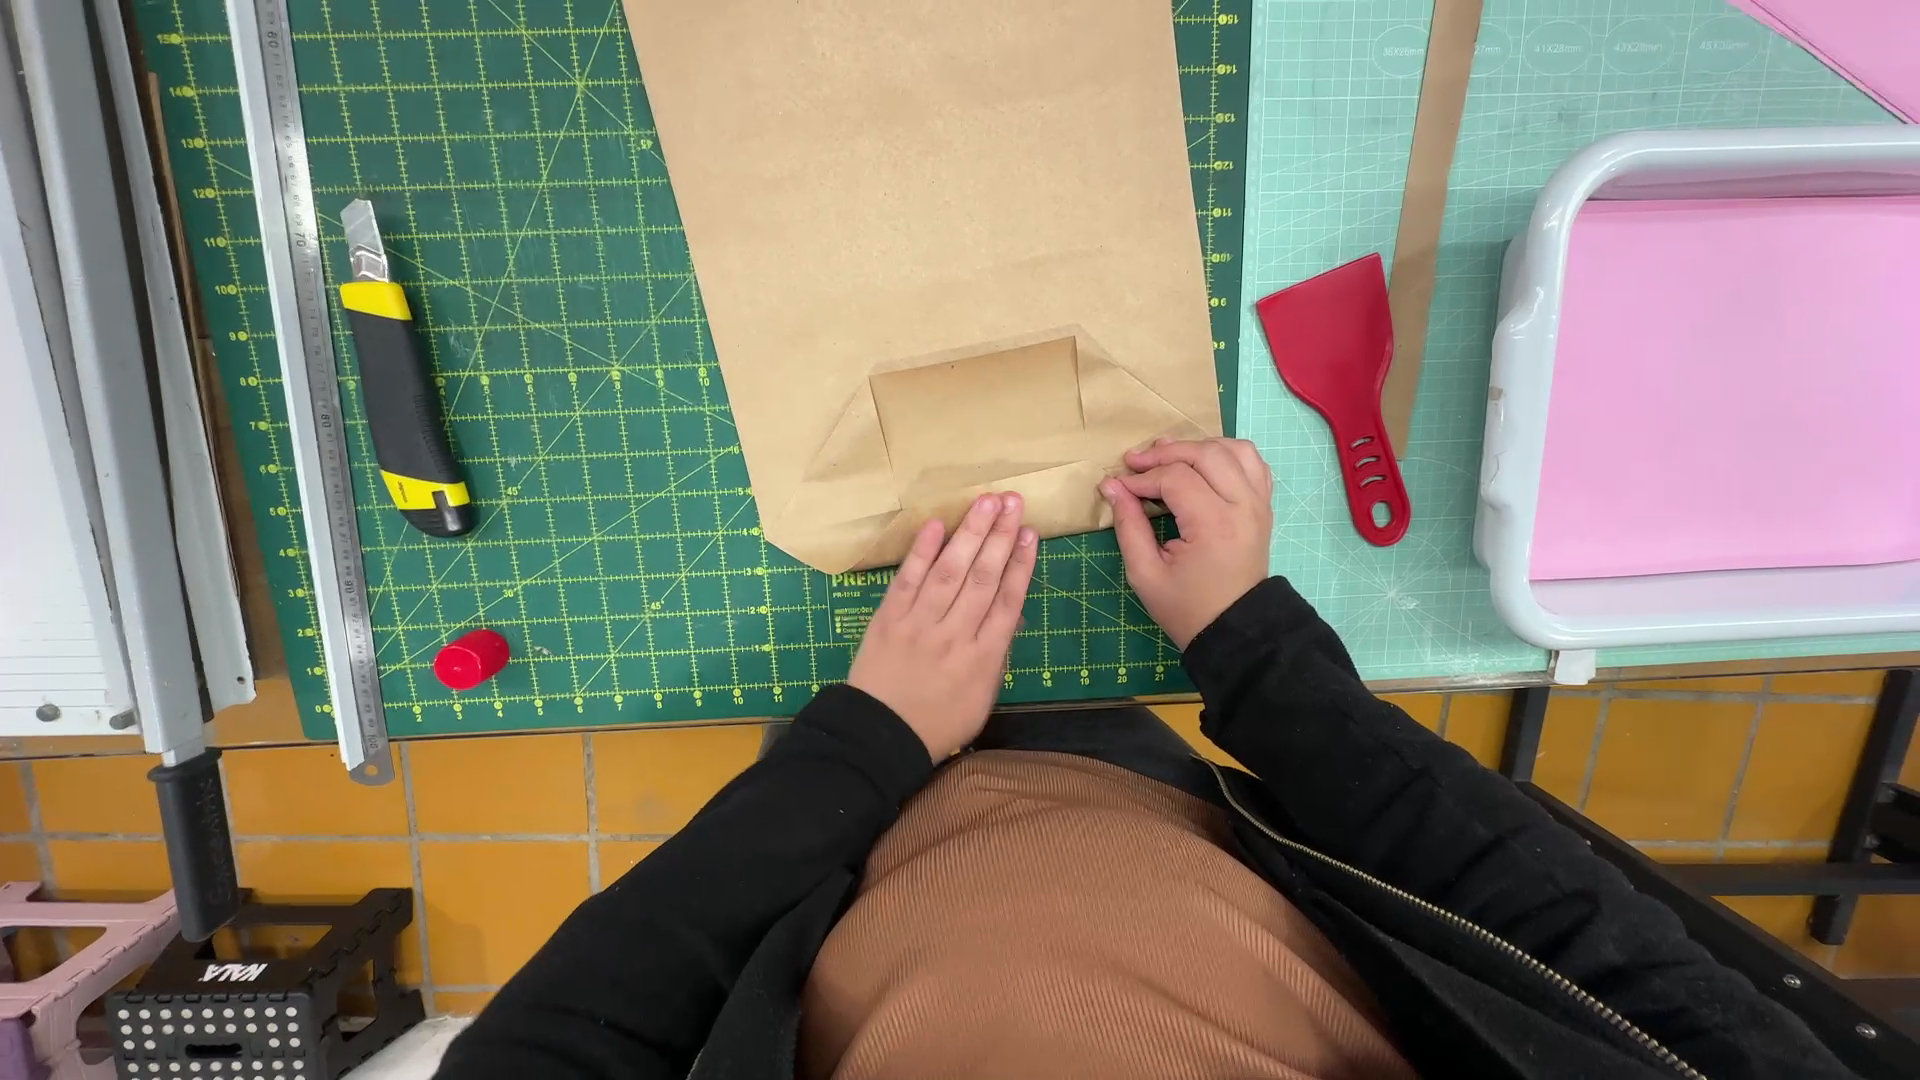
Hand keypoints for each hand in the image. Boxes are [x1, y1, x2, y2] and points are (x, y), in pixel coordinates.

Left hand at [848, 493, 1037, 759]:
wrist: (880, 736)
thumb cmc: (938, 723)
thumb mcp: (982, 698)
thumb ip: (995, 654)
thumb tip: (1008, 613)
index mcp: (983, 656)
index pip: (1008, 600)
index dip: (1021, 563)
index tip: (1030, 532)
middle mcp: (955, 633)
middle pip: (983, 577)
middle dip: (1001, 535)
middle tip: (1014, 500)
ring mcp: (920, 623)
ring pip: (950, 570)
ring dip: (970, 532)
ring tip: (986, 501)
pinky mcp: (889, 618)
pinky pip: (908, 579)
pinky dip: (921, 551)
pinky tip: (936, 525)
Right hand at [1100, 437, 1272, 649]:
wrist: (1235, 628)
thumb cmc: (1186, 607)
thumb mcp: (1145, 573)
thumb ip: (1128, 525)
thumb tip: (1111, 486)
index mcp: (1214, 525)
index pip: (1175, 478)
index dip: (1142, 477)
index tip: (1119, 486)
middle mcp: (1243, 506)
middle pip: (1205, 454)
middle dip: (1165, 452)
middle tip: (1135, 462)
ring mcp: (1259, 504)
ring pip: (1234, 449)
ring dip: (1198, 446)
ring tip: (1169, 457)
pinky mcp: (1264, 506)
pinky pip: (1252, 462)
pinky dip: (1226, 453)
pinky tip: (1202, 463)